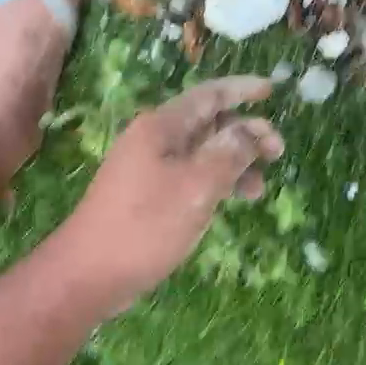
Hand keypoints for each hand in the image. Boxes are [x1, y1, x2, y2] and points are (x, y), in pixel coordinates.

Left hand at [62, 77, 284, 302]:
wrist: (86, 275)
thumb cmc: (145, 225)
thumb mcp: (196, 187)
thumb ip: (228, 153)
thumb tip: (249, 130)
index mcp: (163, 126)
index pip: (210, 94)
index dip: (242, 89)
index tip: (272, 90)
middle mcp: (155, 138)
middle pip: (209, 123)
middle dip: (245, 132)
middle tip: (278, 152)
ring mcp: (148, 166)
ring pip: (202, 152)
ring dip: (234, 162)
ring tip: (260, 188)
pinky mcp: (146, 194)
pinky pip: (190, 175)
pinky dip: (215, 182)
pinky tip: (230, 201)